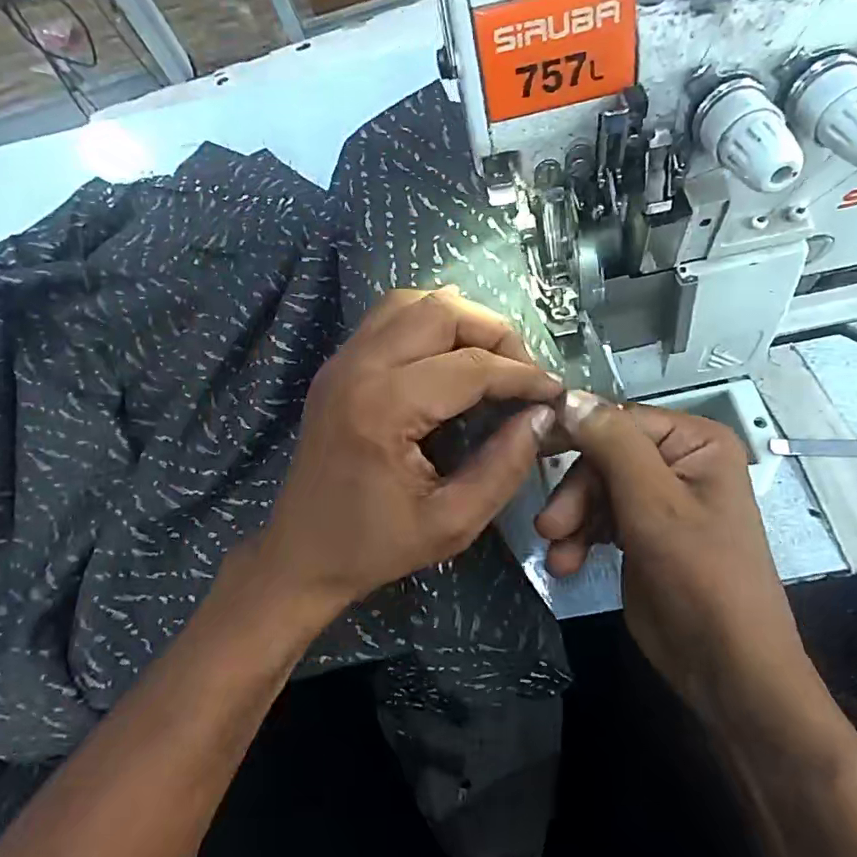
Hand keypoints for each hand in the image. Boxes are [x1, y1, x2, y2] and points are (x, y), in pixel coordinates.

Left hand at [226, 288, 562, 623]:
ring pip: (416, 301)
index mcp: (383, 409)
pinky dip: (435, 322)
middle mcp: (358, 368)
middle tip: (525, 374)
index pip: (471, 366)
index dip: (523, 376)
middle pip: (443, 312)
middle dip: (498, 335)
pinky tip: (457, 356)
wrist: (301, 555)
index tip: (555, 394)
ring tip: (495, 360)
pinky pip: (394, 316)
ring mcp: (343, 360)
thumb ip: (505, 467)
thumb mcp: (454, 523)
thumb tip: (541, 416)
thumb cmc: (376, 546)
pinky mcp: (341, 364)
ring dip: (466, 321)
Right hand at [535, 393, 807, 712]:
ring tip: (558, 554)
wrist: (727, 663)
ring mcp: (663, 501)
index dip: (578, 432)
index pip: (623, 420)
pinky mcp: (646, 535)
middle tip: (550, 526)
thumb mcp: (655, 504)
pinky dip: (582, 539)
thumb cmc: (700, 575)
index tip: (531, 446)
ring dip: (574, 520)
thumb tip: (571, 396)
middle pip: (606, 457)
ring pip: (599, 490)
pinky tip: (568, 563)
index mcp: (698, 443)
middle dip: (576, 492)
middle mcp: (682, 463)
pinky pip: (603, 520)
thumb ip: (612, 445)